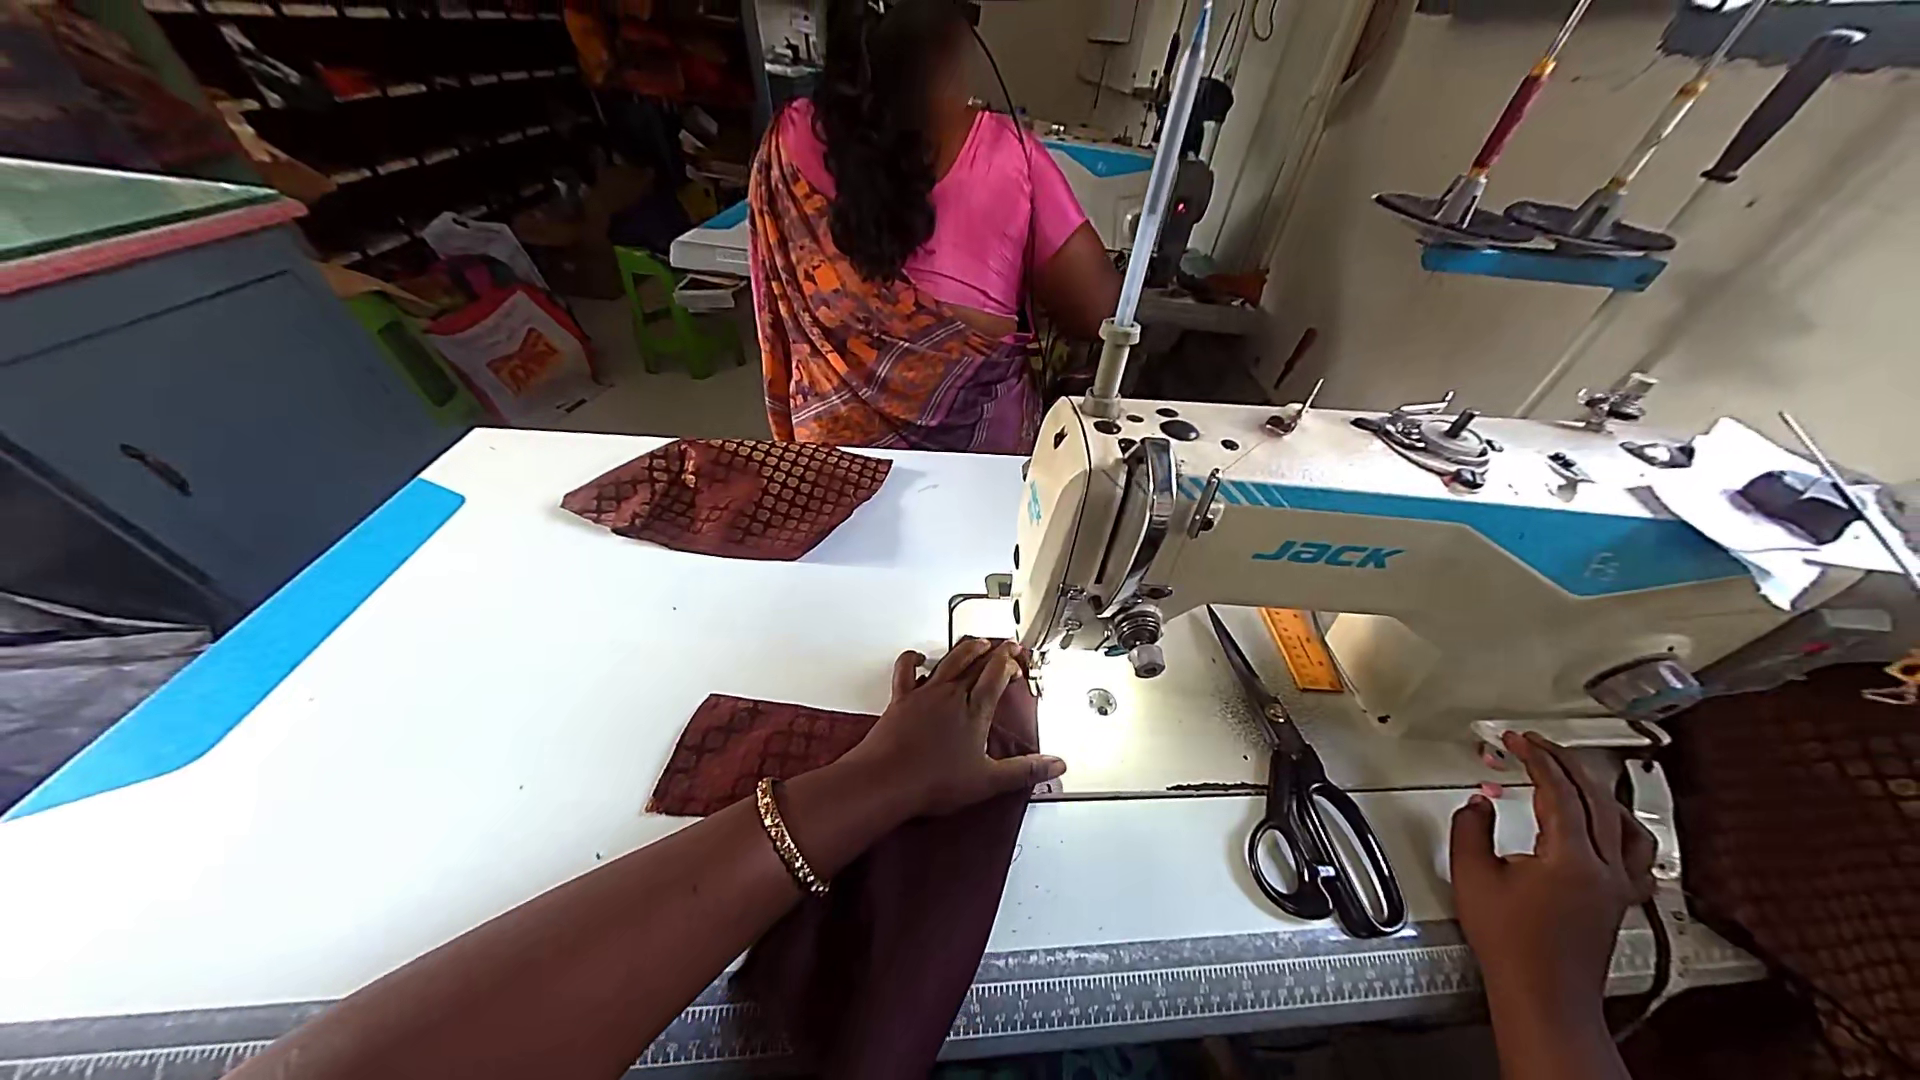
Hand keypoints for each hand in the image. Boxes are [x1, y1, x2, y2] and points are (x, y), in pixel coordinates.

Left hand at [845, 639, 1065, 817]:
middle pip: (977, 662)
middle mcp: (951, 694)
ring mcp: (925, 693)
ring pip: (949, 659)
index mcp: (975, 709)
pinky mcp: (901, 698)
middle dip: (995, 651)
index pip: (997, 674)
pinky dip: (913, 659)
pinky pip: (906, 669)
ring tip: (976, 643)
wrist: (886, 781)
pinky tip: (918, 657)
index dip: (1010, 661)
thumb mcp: (988, 780)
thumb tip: (1054, 766)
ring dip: (965, 648)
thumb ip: (1024, 771)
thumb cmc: (933, 781)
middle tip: (1005, 645)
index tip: (1018, 657)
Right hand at [1450, 732, 1655, 1022]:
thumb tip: (1479, 803)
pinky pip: (1635, 852)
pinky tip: (1606, 820)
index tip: (1516, 740)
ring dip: (1593, 789)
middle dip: (1562, 764)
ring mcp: (1619, 886)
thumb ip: (1471, 828)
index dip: (1536, 759)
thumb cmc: (1508, 940)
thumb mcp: (1471, 874)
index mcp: (1570, 860)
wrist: (1541, 991)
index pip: (1558, 793)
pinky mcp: (1620, 899)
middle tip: (1535, 743)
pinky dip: (1619, 824)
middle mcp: (1605, 870)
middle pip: (1594, 800)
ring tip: (1568, 771)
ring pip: (1621, 822)